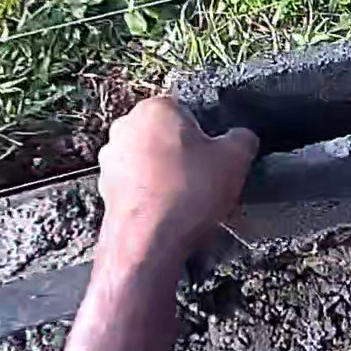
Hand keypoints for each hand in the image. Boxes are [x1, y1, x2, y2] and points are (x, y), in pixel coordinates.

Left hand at [95, 98, 257, 254]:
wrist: (149, 242)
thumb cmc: (189, 193)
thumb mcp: (236, 158)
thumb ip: (243, 138)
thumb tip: (242, 137)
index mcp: (156, 108)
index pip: (190, 113)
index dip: (210, 138)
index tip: (218, 160)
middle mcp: (126, 127)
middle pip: (169, 137)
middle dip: (187, 156)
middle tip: (208, 181)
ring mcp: (112, 159)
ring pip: (153, 162)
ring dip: (171, 177)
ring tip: (191, 202)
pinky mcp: (107, 189)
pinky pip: (141, 187)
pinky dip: (155, 197)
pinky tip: (172, 214)